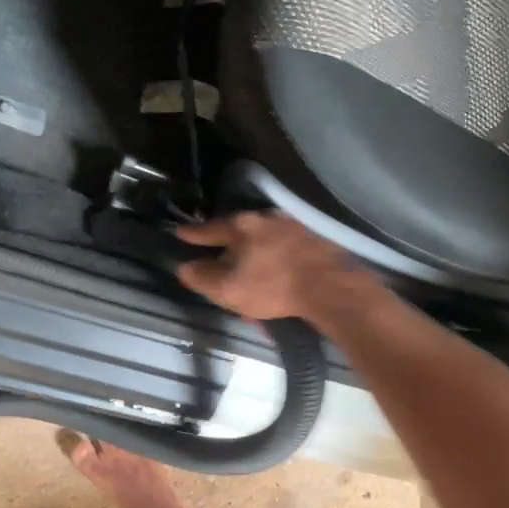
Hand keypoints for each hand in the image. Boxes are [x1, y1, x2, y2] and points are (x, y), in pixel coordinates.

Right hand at [175, 212, 375, 321]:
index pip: (209, 229)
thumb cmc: (272, 286)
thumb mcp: (228, 289)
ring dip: (252, 257)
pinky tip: (274, 276)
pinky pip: (282, 250)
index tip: (180, 233)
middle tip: (217, 260)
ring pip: (262, 242)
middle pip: (238, 232)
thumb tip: (184, 267)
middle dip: (227, 247)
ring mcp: (292, 226)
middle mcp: (266, 218)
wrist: (329, 285)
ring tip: (248, 273)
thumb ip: (202, 278)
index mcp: (241, 227)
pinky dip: (272, 261)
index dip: (193, 234)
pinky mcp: (312, 239)